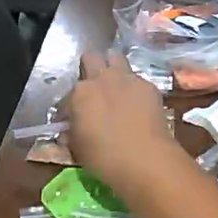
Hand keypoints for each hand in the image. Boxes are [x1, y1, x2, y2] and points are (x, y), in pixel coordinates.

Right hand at [64, 52, 179, 188]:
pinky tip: (138, 104)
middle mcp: (102, 78)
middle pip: (92, 57)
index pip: (69, 92)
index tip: (75, 116)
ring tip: (116, 86)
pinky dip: (134, 88)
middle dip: (91, 67)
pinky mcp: (148, 85)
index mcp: (80, 93)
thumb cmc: (105, 159)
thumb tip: (69, 131)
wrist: (145, 160)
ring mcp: (127, 78)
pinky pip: (137, 78)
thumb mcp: (78, 149)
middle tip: (94, 86)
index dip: (71, 104)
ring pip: (116, 58)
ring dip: (113, 68)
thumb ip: (72, 133)